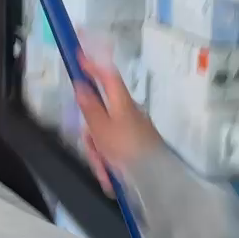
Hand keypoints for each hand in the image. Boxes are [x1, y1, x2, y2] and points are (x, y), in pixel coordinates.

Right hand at [72, 49, 166, 197]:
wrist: (159, 182)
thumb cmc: (128, 150)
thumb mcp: (101, 129)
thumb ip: (89, 106)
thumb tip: (80, 83)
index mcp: (122, 104)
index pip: (107, 76)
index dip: (93, 64)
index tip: (78, 55)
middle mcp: (128, 113)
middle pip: (101, 113)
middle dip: (92, 134)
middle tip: (94, 152)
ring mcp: (134, 131)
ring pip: (105, 135)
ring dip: (100, 154)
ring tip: (105, 172)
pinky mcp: (137, 146)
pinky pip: (114, 149)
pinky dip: (110, 162)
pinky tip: (111, 178)